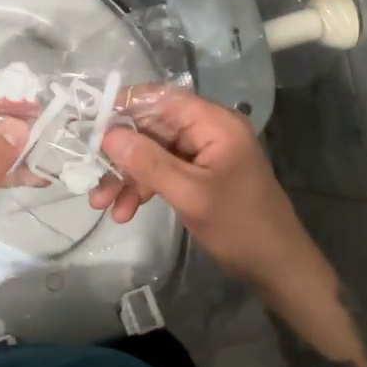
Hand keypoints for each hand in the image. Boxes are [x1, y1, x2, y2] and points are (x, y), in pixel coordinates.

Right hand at [89, 88, 311, 286]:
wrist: (278, 268)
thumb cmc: (240, 226)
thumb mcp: (191, 194)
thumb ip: (149, 163)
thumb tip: (108, 135)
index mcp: (215, 123)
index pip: (162, 98)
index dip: (124, 106)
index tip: (89, 122)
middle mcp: (208, 131)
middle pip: (152, 127)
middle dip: (120, 152)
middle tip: (89, 171)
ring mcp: (203, 155)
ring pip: (152, 153)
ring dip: (126, 176)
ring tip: (101, 203)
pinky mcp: (199, 177)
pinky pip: (162, 172)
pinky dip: (142, 188)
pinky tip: (124, 211)